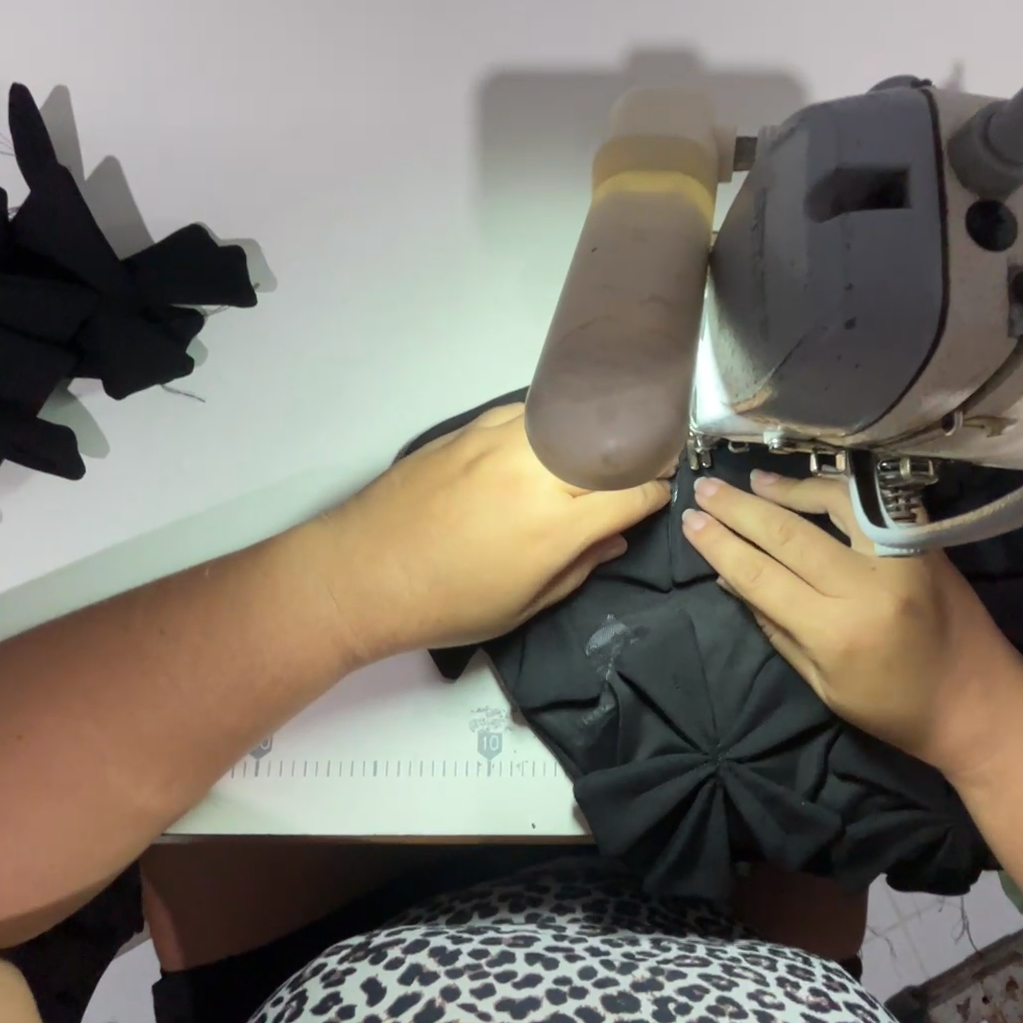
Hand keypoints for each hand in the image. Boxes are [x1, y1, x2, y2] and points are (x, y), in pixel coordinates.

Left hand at [310, 403, 670, 659]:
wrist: (362, 572)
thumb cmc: (446, 605)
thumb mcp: (524, 606)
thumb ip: (579, 568)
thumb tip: (615, 538)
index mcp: (556, 524)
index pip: (630, 495)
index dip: (654, 494)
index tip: (660, 494)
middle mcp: (536, 471)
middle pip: (609, 448)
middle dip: (637, 456)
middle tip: (645, 464)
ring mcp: (499, 442)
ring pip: (569, 421)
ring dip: (595, 433)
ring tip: (603, 445)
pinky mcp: (469, 429)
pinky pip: (526, 416)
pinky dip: (550, 425)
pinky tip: (550, 439)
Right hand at [678, 470, 1022, 774]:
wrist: (984, 704)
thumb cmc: (895, 710)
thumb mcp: (822, 685)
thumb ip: (774, 627)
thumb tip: (730, 579)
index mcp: (836, 631)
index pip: (760, 576)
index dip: (720, 546)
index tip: (690, 523)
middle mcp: (867, 585)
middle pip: (787, 534)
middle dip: (738, 509)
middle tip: (705, 488)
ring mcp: (900, 558)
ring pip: (832, 505)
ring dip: (785, 490)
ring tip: (750, 482)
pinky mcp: (922, 544)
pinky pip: (870, 504)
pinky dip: (834, 490)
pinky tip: (805, 486)